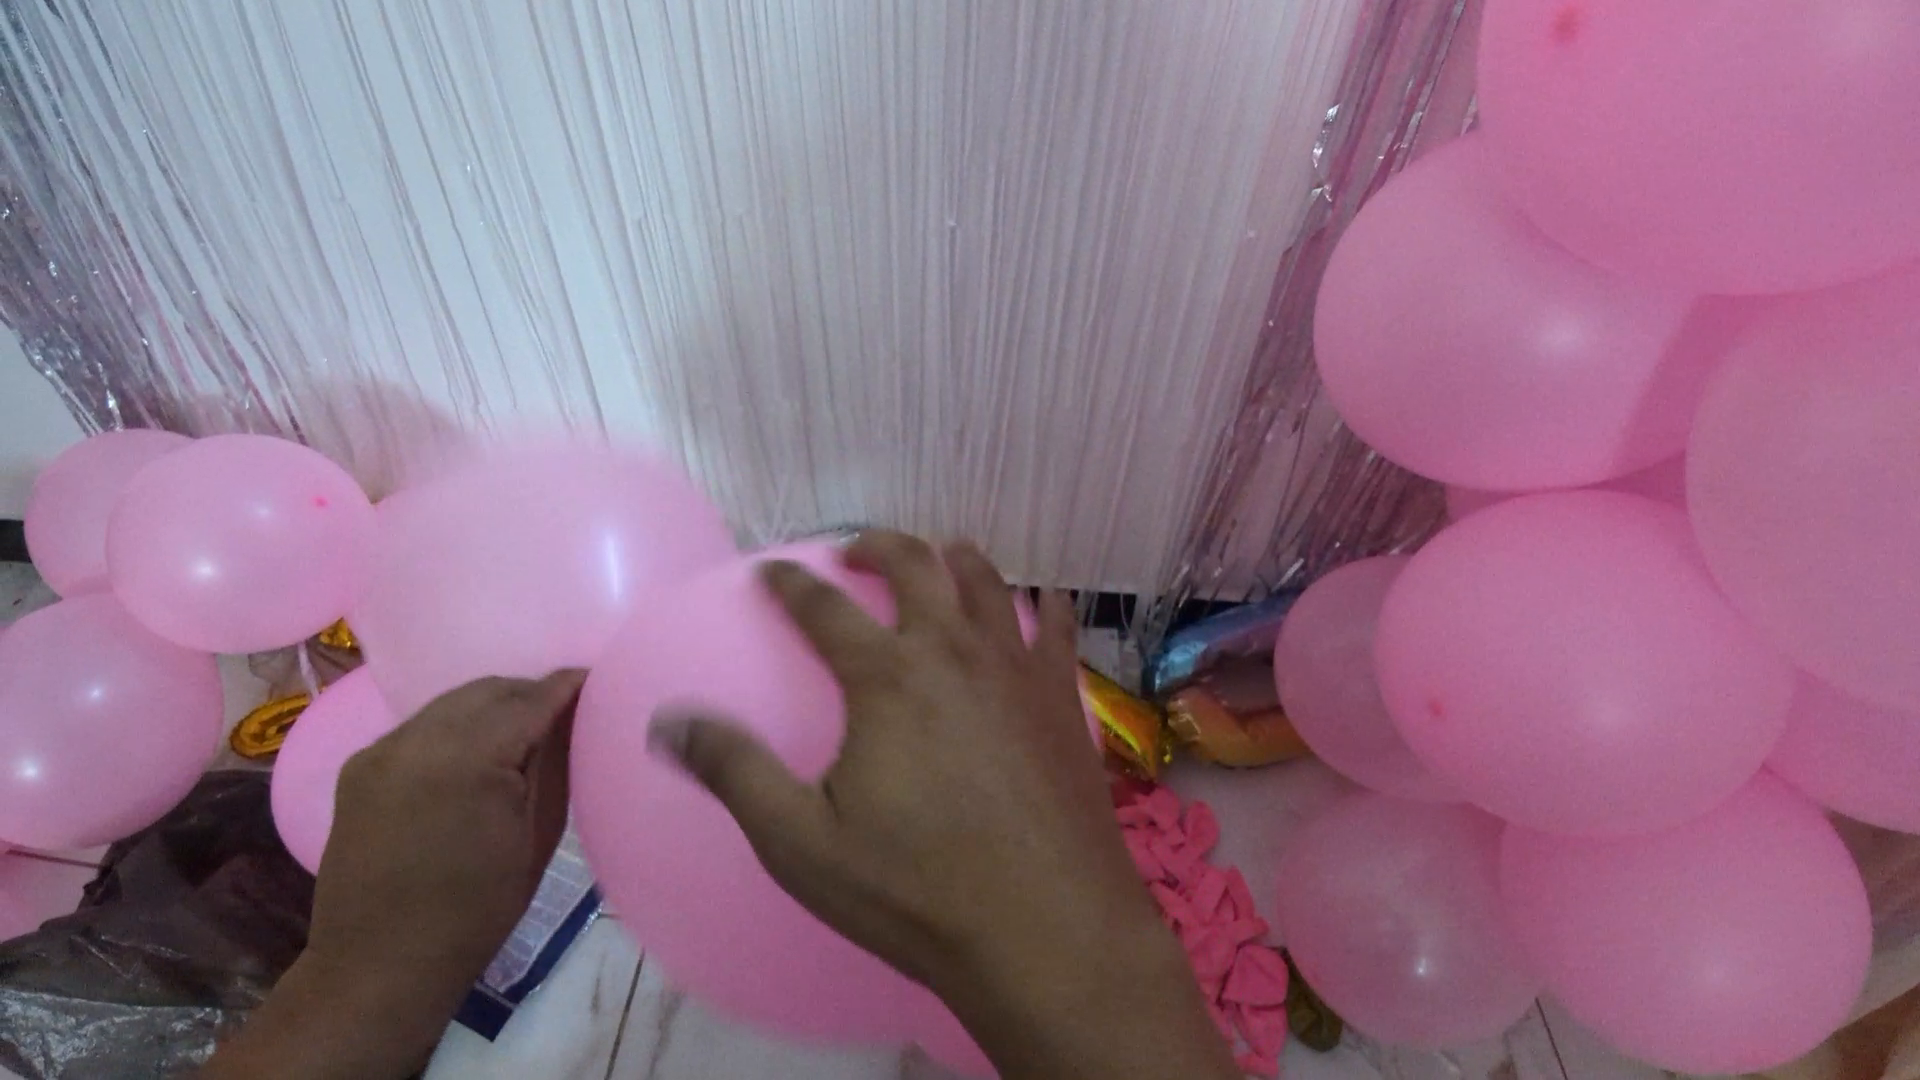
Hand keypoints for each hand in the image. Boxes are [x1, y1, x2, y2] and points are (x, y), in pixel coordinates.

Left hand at [308, 670, 581, 993]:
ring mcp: (382, 751)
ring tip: (525, 729)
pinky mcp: (360, 767)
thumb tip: (576, 712)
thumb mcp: (539, 830)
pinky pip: (424, 724)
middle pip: (490, 690)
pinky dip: (459, 725)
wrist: (381, 962)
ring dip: (495, 705)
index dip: (568, 686)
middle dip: (531, 692)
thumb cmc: (479, 905)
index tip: (598, 680)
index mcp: (469, 758)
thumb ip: (556, 760)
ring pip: (454, 701)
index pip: (531, 699)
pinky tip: (477, 752)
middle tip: (566, 710)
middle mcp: (418, 740)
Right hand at [652, 532, 1238, 1079]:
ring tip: (941, 555)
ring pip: (987, 580)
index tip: (771, 571)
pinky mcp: (1063, 695)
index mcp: (886, 677)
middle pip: (914, 566)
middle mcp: (953, 651)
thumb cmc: (915, 889)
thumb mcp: (801, 842)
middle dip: (878, 546)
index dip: (790, 584)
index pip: (823, 607)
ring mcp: (1016, 667)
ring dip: (956, 557)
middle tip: (855, 551)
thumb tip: (666, 723)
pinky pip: (1058, 625)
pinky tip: (1044, 600)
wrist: (1044, 929)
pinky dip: (1046, 602)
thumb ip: (734, 772)